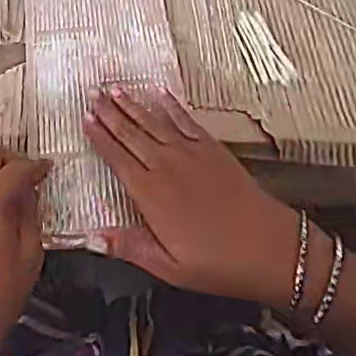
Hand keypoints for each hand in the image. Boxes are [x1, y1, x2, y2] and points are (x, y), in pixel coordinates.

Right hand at [83, 88, 300, 307]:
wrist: (271, 248)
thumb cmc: (218, 263)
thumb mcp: (169, 267)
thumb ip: (129, 247)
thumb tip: (91, 237)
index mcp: (150, 193)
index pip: (116, 157)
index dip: (99, 136)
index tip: (85, 118)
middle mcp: (166, 166)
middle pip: (130, 133)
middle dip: (109, 112)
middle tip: (92, 93)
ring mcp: (190, 153)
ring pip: (153, 122)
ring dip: (132, 104)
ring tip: (114, 88)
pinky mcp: (211, 149)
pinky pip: (185, 120)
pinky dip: (170, 105)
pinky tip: (159, 93)